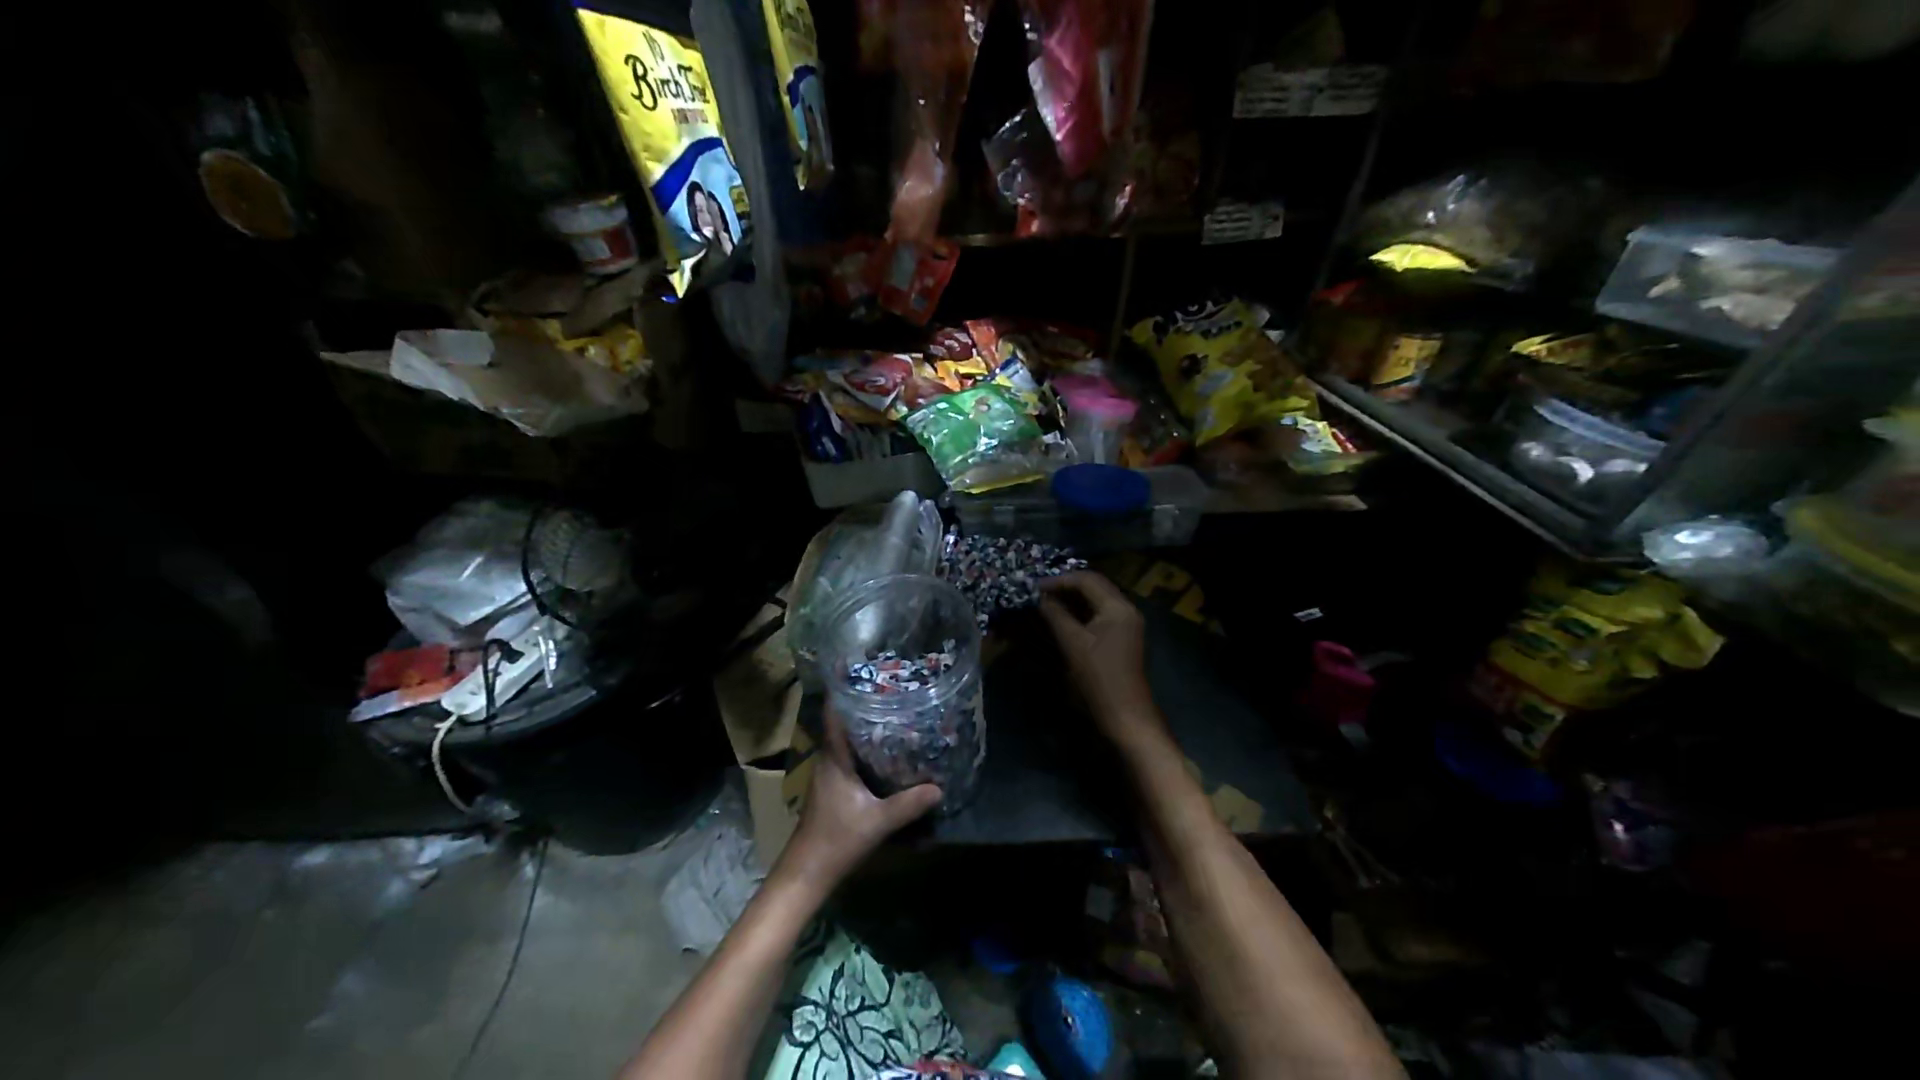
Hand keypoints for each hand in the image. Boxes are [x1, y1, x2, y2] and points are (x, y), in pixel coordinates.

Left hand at [780, 708, 942, 887]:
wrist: (808, 872)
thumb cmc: (837, 839)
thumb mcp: (878, 821)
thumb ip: (909, 803)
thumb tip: (939, 787)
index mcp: (834, 758)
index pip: (834, 714)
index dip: (846, 691)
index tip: (867, 674)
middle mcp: (828, 760)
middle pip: (844, 724)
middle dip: (865, 708)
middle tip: (895, 693)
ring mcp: (829, 775)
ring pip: (848, 742)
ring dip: (867, 730)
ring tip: (897, 717)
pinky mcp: (833, 789)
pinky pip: (851, 758)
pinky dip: (867, 750)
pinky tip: (888, 755)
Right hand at [1038, 572, 1155, 734]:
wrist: (1125, 713)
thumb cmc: (1098, 677)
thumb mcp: (1072, 642)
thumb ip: (1055, 614)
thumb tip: (1038, 596)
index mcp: (1118, 606)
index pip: (1087, 579)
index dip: (1059, 580)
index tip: (1034, 586)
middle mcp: (1126, 609)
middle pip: (1094, 586)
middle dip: (1065, 586)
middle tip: (1038, 591)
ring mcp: (1127, 623)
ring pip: (1097, 600)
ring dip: (1072, 598)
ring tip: (1046, 602)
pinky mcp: (1122, 636)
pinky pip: (1100, 614)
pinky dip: (1080, 611)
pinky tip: (1062, 617)